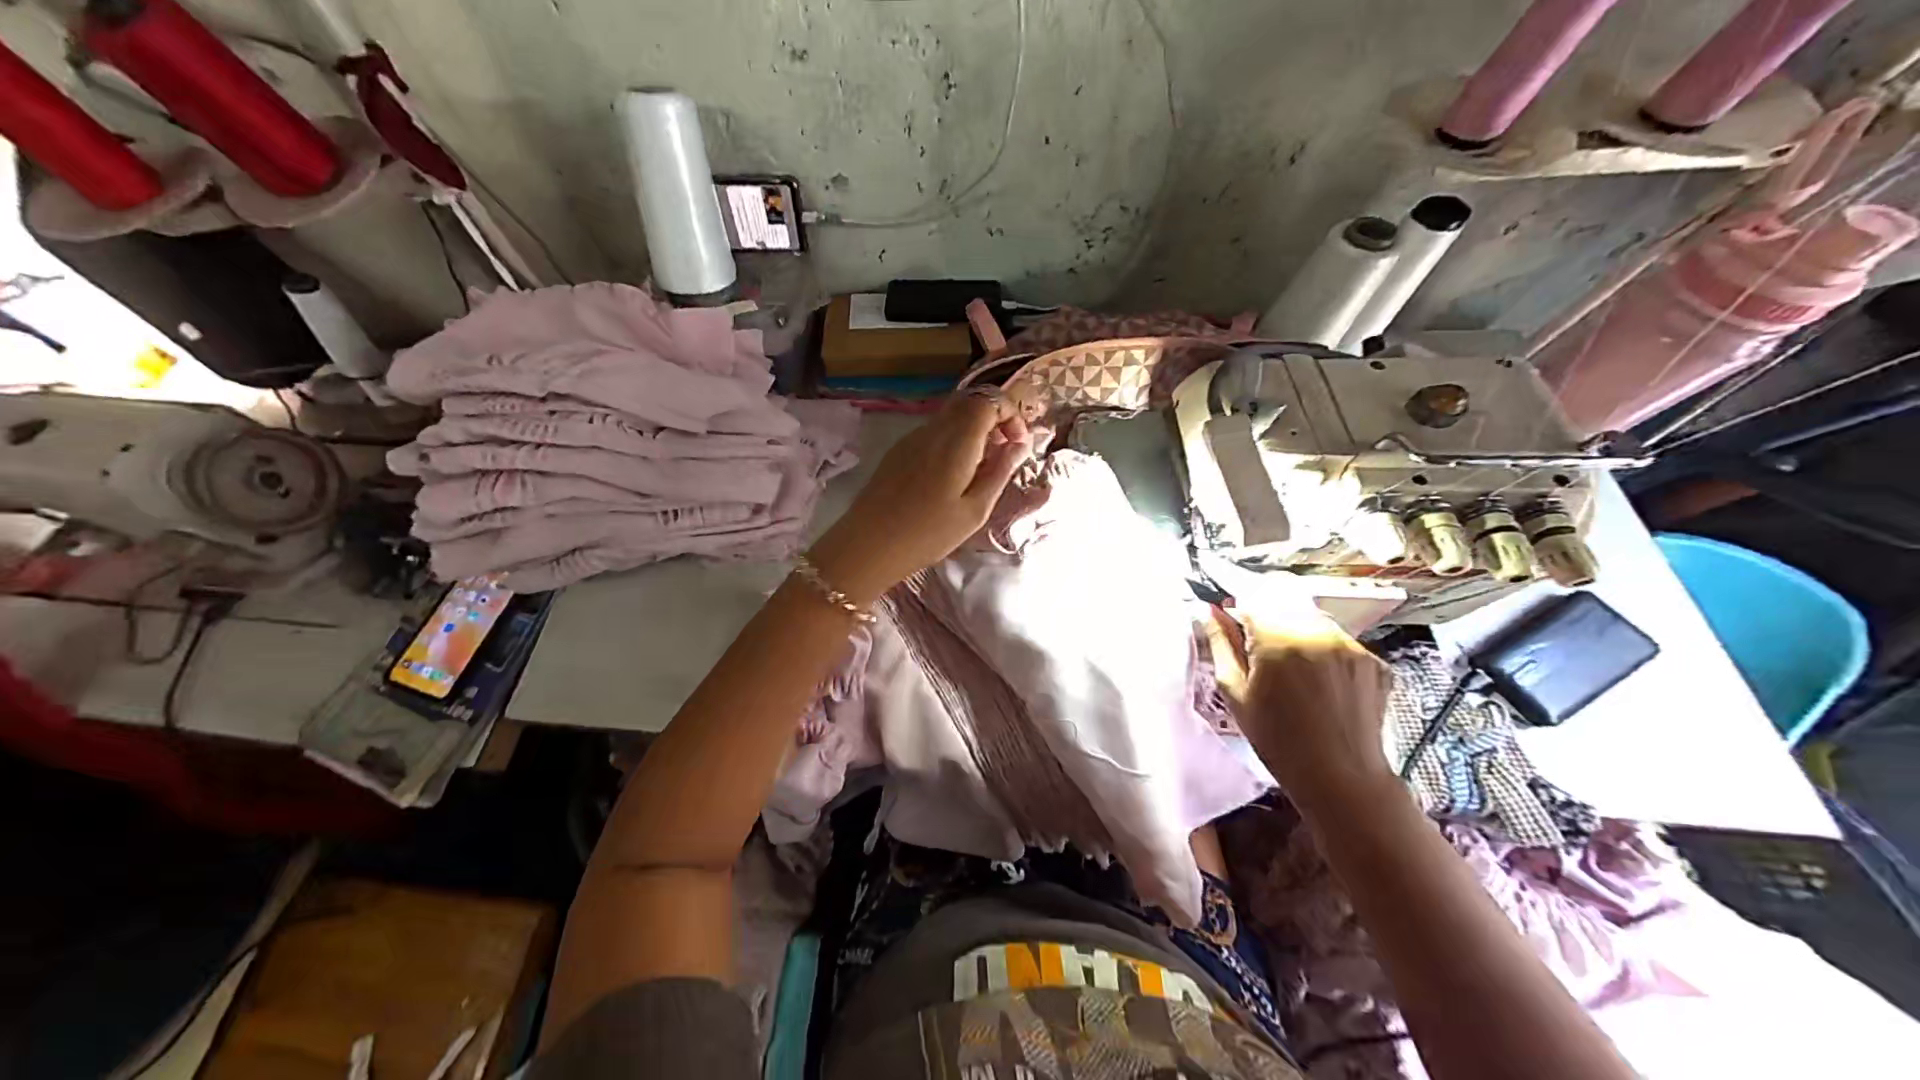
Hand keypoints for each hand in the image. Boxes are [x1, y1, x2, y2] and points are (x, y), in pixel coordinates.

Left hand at [806, 390, 1029, 603]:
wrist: (868, 545)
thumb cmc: (928, 534)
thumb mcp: (975, 510)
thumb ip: (1000, 471)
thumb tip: (1021, 444)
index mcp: (956, 441)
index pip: (989, 400)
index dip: (1010, 413)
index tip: (1019, 444)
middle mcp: (933, 430)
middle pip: (969, 402)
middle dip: (994, 418)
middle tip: (1004, 453)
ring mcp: (912, 438)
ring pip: (950, 417)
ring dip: (973, 431)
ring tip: (980, 470)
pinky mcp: (898, 451)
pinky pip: (933, 433)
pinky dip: (953, 441)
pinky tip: (952, 477)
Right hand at [1208, 558, 1396, 810]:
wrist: (1340, 778)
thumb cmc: (1278, 741)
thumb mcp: (1236, 694)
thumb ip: (1221, 645)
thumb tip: (1210, 612)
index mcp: (1279, 639)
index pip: (1252, 603)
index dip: (1237, 612)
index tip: (1231, 624)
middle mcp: (1319, 633)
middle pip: (1285, 608)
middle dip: (1269, 622)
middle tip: (1262, 655)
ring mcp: (1352, 646)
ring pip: (1314, 622)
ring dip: (1298, 634)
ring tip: (1292, 673)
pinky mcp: (1375, 661)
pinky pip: (1340, 643)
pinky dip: (1326, 653)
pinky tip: (1319, 684)